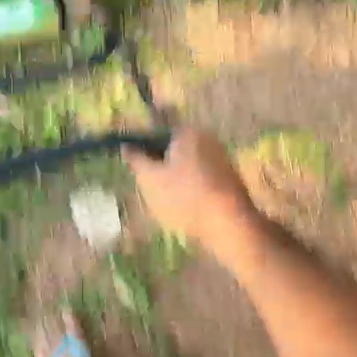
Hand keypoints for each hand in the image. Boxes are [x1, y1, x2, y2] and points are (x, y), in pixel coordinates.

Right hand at [123, 129, 260, 251]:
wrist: (229, 225)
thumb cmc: (185, 197)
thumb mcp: (150, 179)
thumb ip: (136, 160)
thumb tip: (126, 146)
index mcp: (187, 132)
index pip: (155, 131)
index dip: (140, 147)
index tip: (131, 164)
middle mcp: (207, 139)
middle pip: (172, 147)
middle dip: (158, 163)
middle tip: (147, 184)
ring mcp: (221, 159)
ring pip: (187, 164)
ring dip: (174, 178)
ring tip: (164, 200)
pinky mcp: (229, 180)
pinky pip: (201, 177)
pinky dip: (190, 188)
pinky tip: (185, 207)